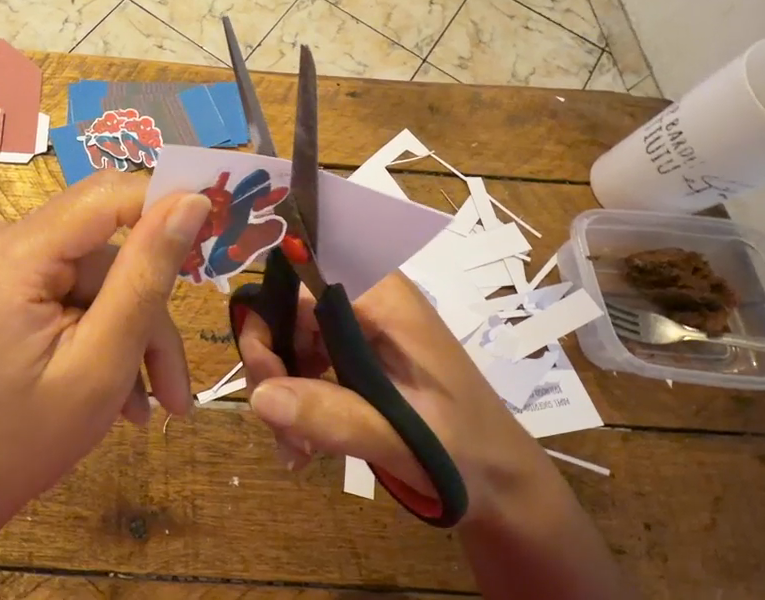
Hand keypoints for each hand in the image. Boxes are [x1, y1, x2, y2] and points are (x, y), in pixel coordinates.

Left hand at [0, 172, 209, 565]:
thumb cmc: (24, 441)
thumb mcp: (101, 365)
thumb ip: (146, 276)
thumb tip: (190, 201)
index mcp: (6, 256)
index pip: (104, 196)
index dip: (165, 205)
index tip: (216, 232)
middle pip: (100, 249)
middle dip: (144, 314)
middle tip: (174, 388)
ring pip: (88, 272)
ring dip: (123, 331)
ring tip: (146, 401)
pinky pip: (62, 280)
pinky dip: (90, 324)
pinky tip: (111, 385)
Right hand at [236, 270, 553, 525]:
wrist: (506, 484)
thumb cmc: (465, 453)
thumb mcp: (398, 438)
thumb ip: (331, 416)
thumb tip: (258, 398)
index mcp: (382, 298)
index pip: (297, 280)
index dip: (268, 322)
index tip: (265, 380)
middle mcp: (369, 297)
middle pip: (288, 308)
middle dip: (271, 365)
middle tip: (276, 426)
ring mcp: (364, 323)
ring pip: (292, 335)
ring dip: (281, 389)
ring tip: (294, 448)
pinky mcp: (362, 349)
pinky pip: (309, 357)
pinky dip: (298, 397)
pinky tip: (303, 445)